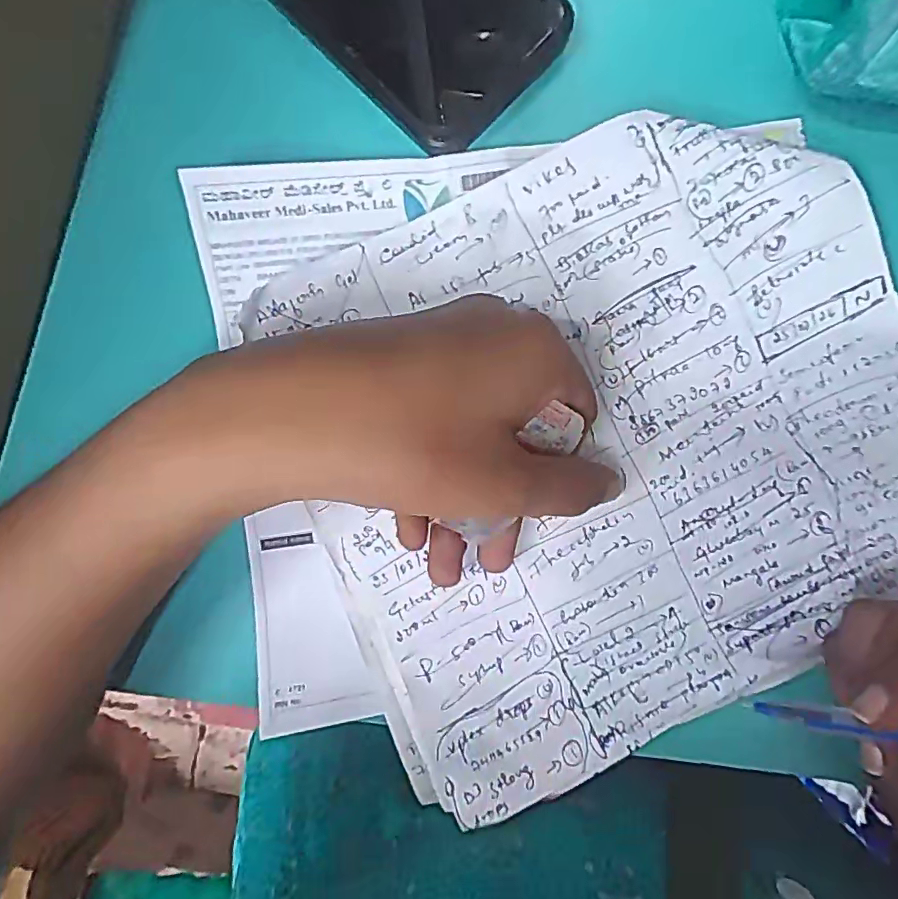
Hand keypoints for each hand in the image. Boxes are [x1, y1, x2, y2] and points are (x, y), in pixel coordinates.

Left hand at [177, 295, 620, 583]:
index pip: (577, 419)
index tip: (532, 521)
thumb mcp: (503, 484)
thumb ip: (568, 489)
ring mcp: (440, 345)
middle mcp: (493, 335)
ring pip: (472, 435)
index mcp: (535, 350)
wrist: (287, 412)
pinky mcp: (397, 365)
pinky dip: (430, 475)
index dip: (559, 479)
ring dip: (463, 503)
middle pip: (520, 433)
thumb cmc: (416, 447)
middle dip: (504, 506)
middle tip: (486, 559)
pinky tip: (408, 527)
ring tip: (440, 563)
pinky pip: (434, 423)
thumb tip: (610, 480)